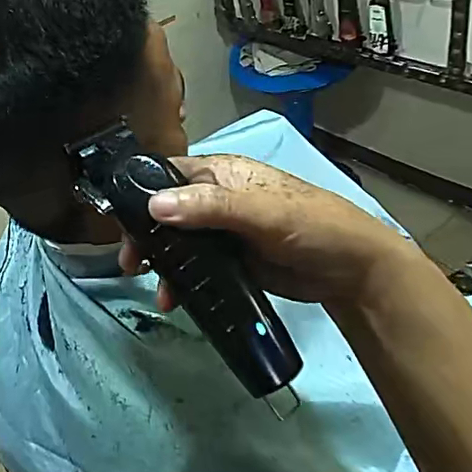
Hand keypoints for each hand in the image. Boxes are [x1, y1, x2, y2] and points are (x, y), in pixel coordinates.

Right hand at [120, 154, 432, 309]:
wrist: (352, 271)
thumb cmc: (313, 226)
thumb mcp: (262, 212)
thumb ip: (210, 207)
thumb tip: (154, 205)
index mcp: (225, 174)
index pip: (171, 173)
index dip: (142, 192)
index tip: (120, 221)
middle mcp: (219, 198)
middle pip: (168, 210)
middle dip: (146, 234)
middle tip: (130, 262)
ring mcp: (225, 232)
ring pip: (180, 242)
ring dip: (163, 262)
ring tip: (155, 286)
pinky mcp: (232, 261)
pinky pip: (197, 267)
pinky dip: (183, 280)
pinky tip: (175, 298)